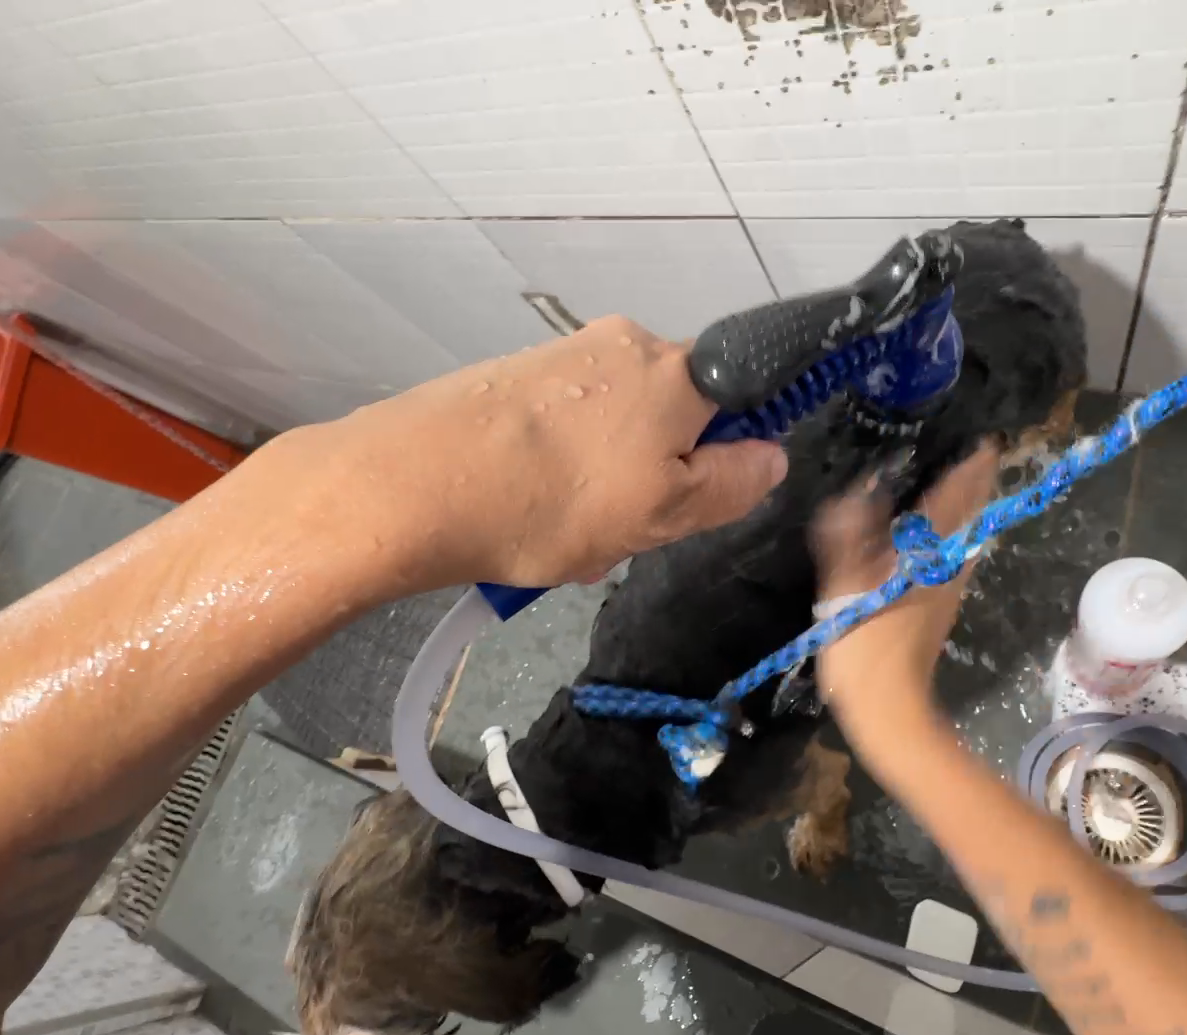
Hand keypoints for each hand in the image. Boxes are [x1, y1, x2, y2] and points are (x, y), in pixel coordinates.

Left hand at [313, 316, 787, 592]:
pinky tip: (535, 512)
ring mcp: (564, 356)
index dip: (733, 447)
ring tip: (573, 537)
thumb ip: (733, 483)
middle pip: (675, 414)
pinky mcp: (515, 375)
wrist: (413, 484)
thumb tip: (773, 453)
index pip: (740, 393)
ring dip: (612, 483)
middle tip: (628, 531)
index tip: (704, 493)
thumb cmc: (557, 502)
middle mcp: (623, 345)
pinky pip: (570, 424)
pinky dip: (568, 468)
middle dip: (662, 474)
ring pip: (619, 428)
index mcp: (674, 369)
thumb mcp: (666, 513)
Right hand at [811, 445, 999, 728]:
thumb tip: (857, 489)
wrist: (890, 711)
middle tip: (978, 451)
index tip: (986, 440)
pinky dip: (950, 531)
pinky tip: (935, 530)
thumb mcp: (847, 589)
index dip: (971, 469)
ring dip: (967, 506)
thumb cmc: (866, 649)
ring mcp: (947, 589)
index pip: (955, 501)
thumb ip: (847, 538)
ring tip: (962, 478)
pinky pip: (950, 554)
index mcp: (927, 558)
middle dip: (976, 483)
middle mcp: (947, 568)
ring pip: (963, 536)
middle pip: (968, 516)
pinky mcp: (938, 606)